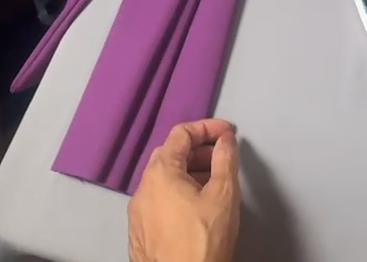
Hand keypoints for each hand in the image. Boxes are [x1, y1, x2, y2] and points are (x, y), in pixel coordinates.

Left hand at [127, 119, 240, 261]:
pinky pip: (158, 202)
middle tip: (222, 158)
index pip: (181, 133)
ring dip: (189, 172)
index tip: (228, 134)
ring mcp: (137, 214)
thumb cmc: (203, 239)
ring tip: (213, 184)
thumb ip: (225, 158)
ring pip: (163, 180)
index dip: (208, 127)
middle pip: (170, 154)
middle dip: (198, 150)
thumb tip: (224, 140)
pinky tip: (196, 209)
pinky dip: (177, 194)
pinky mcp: (139, 235)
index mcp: (160, 173)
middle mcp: (142, 189)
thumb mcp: (224, 193)